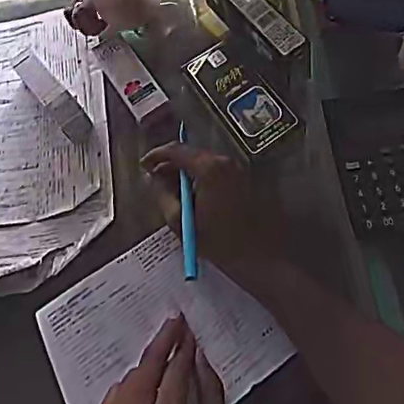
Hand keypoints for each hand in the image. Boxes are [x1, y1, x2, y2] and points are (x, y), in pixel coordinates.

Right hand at [142, 142, 284, 274]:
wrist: (259, 253)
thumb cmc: (219, 240)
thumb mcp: (181, 220)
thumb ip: (163, 194)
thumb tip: (154, 178)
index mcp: (209, 168)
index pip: (177, 150)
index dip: (157, 156)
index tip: (145, 165)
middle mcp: (225, 162)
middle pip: (192, 154)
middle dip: (171, 164)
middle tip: (156, 178)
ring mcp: (237, 168)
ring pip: (204, 162)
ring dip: (186, 172)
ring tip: (173, 191)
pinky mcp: (243, 177)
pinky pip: (215, 170)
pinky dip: (201, 177)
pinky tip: (193, 196)